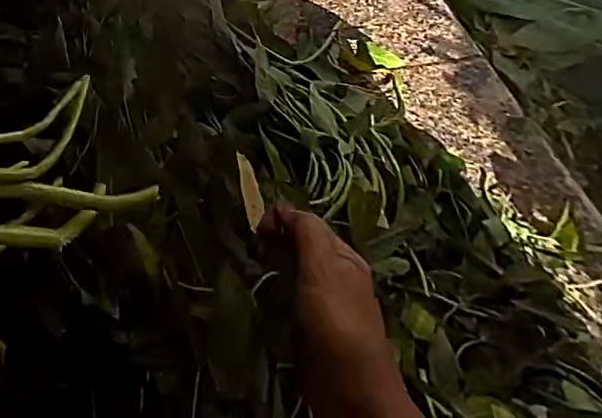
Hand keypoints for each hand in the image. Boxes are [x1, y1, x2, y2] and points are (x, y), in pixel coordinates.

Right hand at [259, 205, 421, 417]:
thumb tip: (282, 209)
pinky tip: (257, 300)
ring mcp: (322, 305)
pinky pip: (286, 303)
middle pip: (297, 248)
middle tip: (250, 251)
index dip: (281, 219)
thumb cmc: (338, 321)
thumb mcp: (323, 265)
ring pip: (289, 275)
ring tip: (249, 273)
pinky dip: (271, 298)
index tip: (257, 231)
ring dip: (269, 272)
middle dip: (272, 245)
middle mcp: (334, 276)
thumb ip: (306, 231)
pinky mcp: (310, 330)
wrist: (353, 391)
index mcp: (342, 256)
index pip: (307, 223)